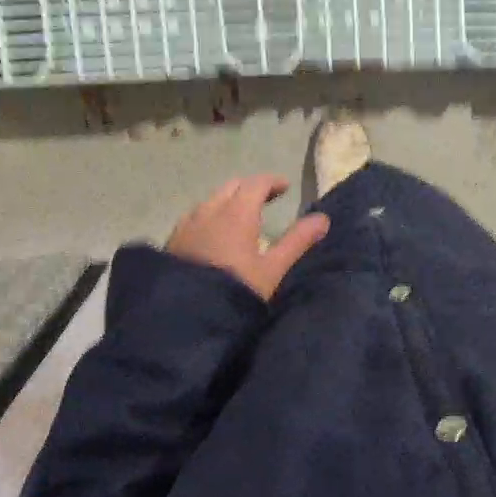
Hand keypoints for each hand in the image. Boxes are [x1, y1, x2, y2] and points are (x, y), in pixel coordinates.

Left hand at [167, 175, 330, 300]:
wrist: (185, 314)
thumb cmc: (235, 289)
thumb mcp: (272, 269)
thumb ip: (297, 241)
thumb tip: (323, 219)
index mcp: (237, 212)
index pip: (256, 184)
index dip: (272, 182)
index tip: (285, 187)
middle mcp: (209, 210)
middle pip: (231, 187)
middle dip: (250, 188)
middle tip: (265, 200)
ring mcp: (187, 224)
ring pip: (211, 201)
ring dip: (228, 201)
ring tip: (239, 218)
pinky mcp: (172, 240)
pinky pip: (194, 217)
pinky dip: (210, 216)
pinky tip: (212, 235)